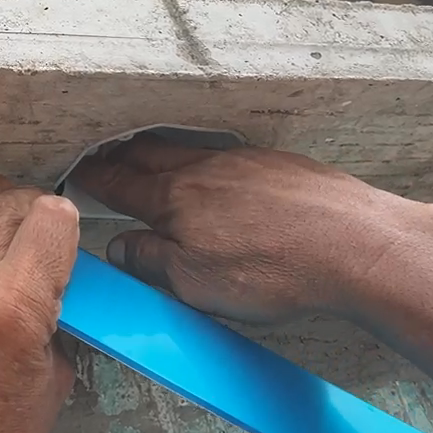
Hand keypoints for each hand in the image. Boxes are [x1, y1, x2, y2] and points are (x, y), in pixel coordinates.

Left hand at [0, 175, 80, 432]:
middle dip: (32, 205)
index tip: (65, 233)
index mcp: (12, 310)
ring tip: (1, 217)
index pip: (48, 218)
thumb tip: (53, 275)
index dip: (64, 220)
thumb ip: (55, 315)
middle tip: (38, 227)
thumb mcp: (52, 383)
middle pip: (6, 200)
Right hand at [70, 135, 432, 323]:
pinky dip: (205, 158)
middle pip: (148, 155)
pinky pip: (225, 154)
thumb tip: (120, 246)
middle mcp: (201, 169)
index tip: (78, 173)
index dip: (95, 179)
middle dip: (121, 155)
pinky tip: (217, 172)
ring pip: (186, 149)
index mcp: (174, 199)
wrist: (354, 244)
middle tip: (104, 156)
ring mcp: (240, 160)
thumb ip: (151, 261)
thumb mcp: (196, 283)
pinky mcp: (275, 162)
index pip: (120, 184)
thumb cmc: (272, 269)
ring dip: (160, 152)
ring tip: (149, 156)